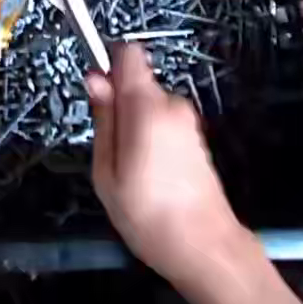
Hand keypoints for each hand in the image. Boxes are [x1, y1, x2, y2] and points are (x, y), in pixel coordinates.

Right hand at [86, 43, 249, 285]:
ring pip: (150, 104)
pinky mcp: (196, 136)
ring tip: (133, 169)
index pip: (128, 53)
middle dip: (121, 105)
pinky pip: (164, 121)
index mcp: (146, 106)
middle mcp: (171, 104)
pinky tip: (153, 174)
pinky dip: (153, 137)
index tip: (99, 93)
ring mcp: (187, 120)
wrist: (207, 250)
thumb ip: (102, 119)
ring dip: (136, 125)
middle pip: (137, 82)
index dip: (109, 65)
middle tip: (113, 149)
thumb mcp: (106, 171)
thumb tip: (95, 79)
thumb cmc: (148, 214)